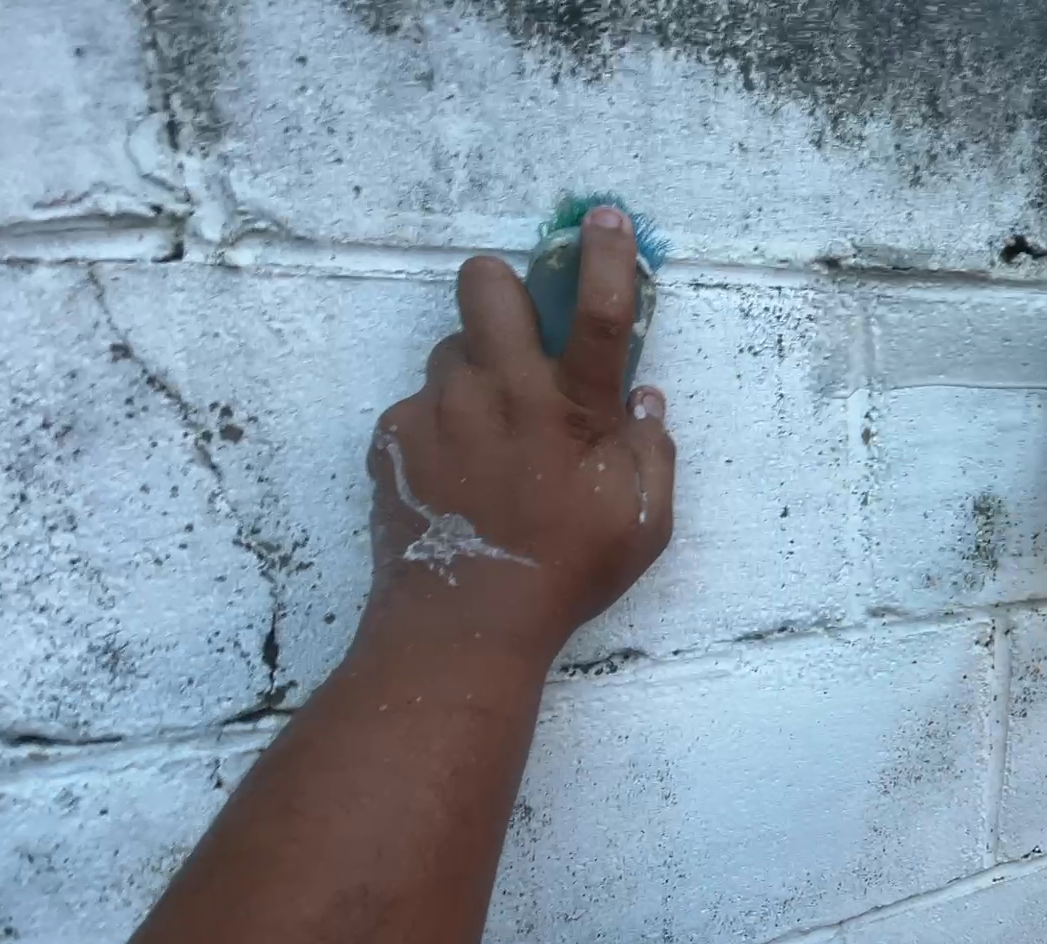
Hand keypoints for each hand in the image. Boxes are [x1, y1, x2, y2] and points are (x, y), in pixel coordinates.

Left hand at [361, 206, 674, 667]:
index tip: (605, 219)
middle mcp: (502, 394)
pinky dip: (445, 421)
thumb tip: (645, 402)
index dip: (608, 261)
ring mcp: (437, 411)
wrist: (466, 622)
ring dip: (477, 369)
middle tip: (521, 333)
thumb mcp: (645, 525)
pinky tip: (459, 472)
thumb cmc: (571, 573)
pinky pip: (420, 402)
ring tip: (492, 428)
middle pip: (486, 285)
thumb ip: (654, 455)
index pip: (600, 319)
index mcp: (573, 414)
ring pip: (450, 348)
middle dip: (505, 287)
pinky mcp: (392, 436)